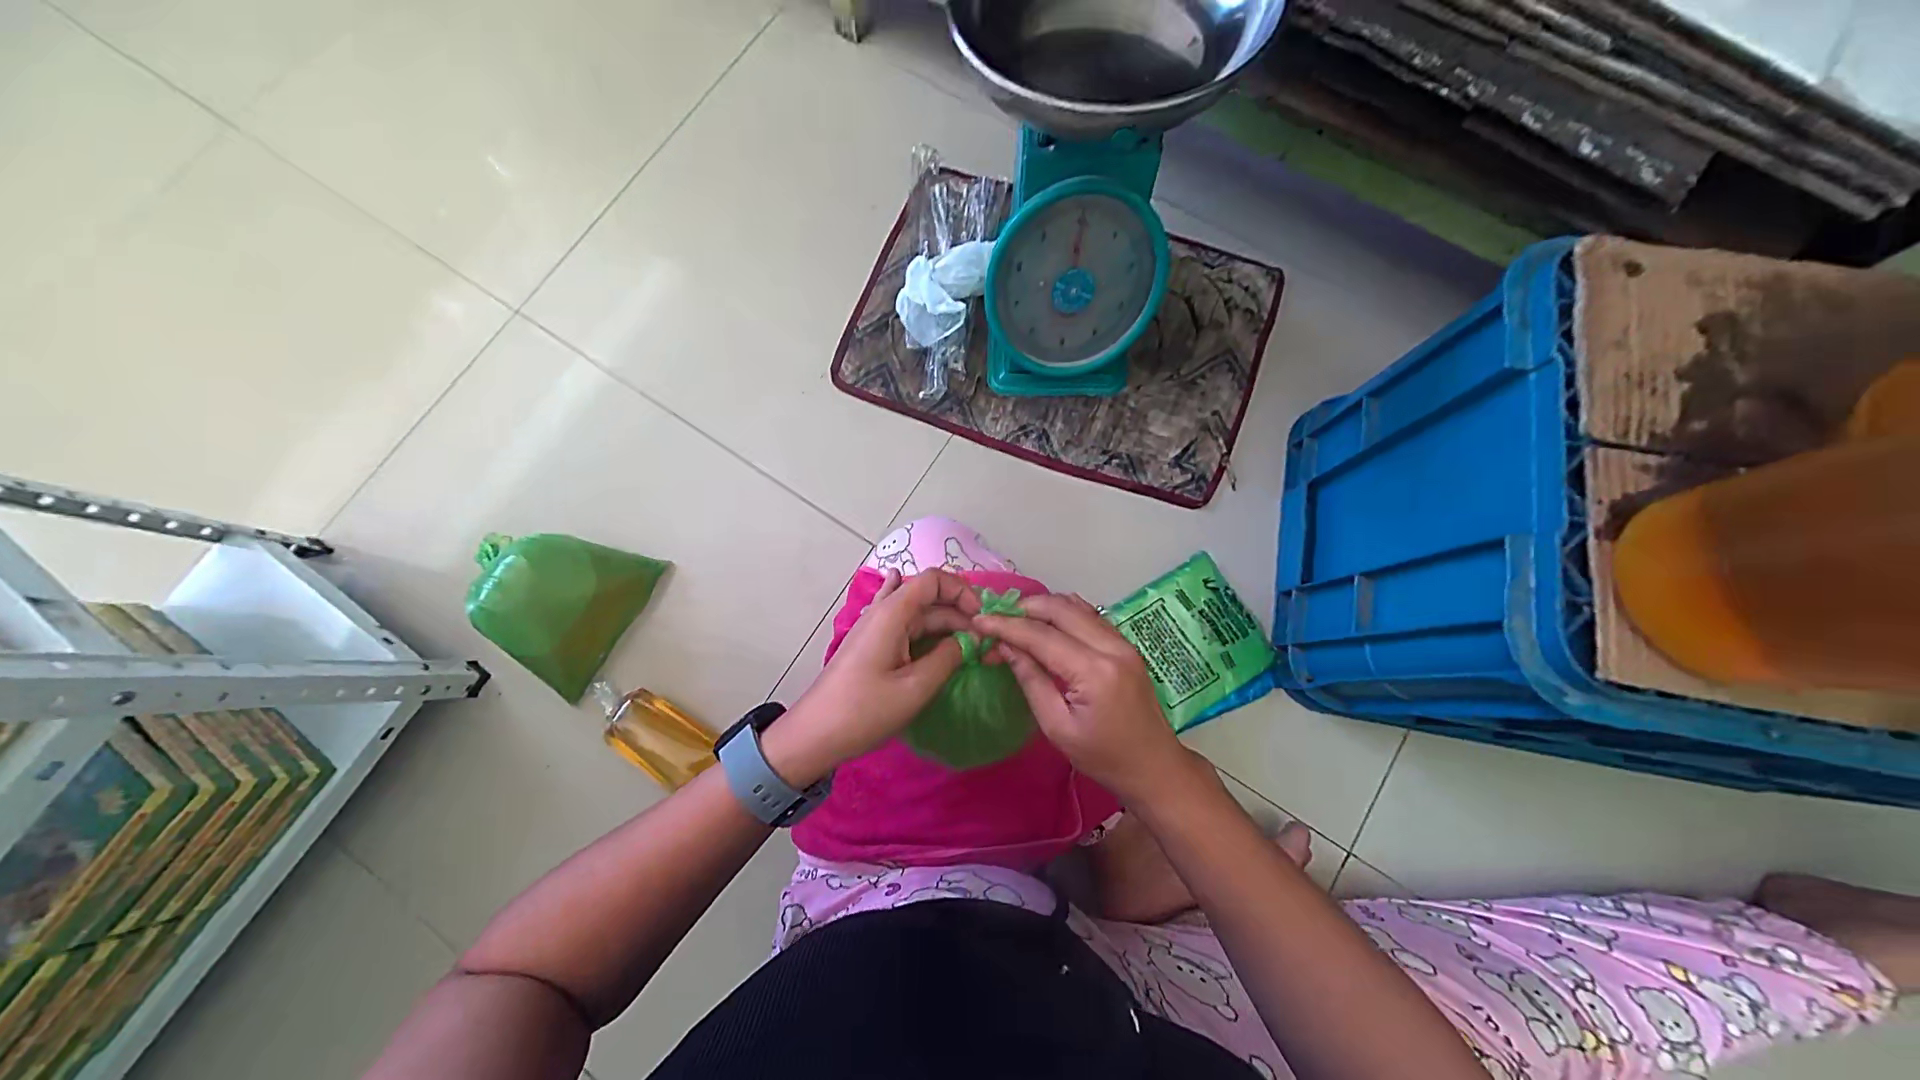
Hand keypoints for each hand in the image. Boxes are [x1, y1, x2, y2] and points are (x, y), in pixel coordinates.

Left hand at [763, 569, 979, 787]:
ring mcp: (876, 628)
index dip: (963, 592)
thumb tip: (970, 640)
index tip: (982, 620)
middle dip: (960, 612)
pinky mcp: (872, 645)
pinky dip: (922, 620)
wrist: (815, 734)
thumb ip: (947, 657)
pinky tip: (927, 613)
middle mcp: (884, 612)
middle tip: (985, 641)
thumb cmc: (864, 711)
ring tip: (970, 642)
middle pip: (929, 597)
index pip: (934, 579)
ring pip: (919, 613)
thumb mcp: (915, 687)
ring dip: (946, 622)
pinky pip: (903, 623)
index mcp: (893, 613)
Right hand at [973, 594, 1203, 806]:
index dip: (1006, 626)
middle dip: (1024, 608)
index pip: (1041, 636)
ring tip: (1015, 619)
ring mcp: (1123, 643)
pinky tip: (1046, 623)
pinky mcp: (1126, 646)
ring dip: (1044, 607)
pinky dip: (1064, 613)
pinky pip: (1091, 616)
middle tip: (996, 619)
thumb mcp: (1058, 728)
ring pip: (1077, 606)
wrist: (1155, 767)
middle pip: (1060, 608)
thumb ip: (1031, 681)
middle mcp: (1112, 647)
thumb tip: (1005, 647)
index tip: (978, 622)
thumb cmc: (1103, 758)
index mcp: (1094, 671)